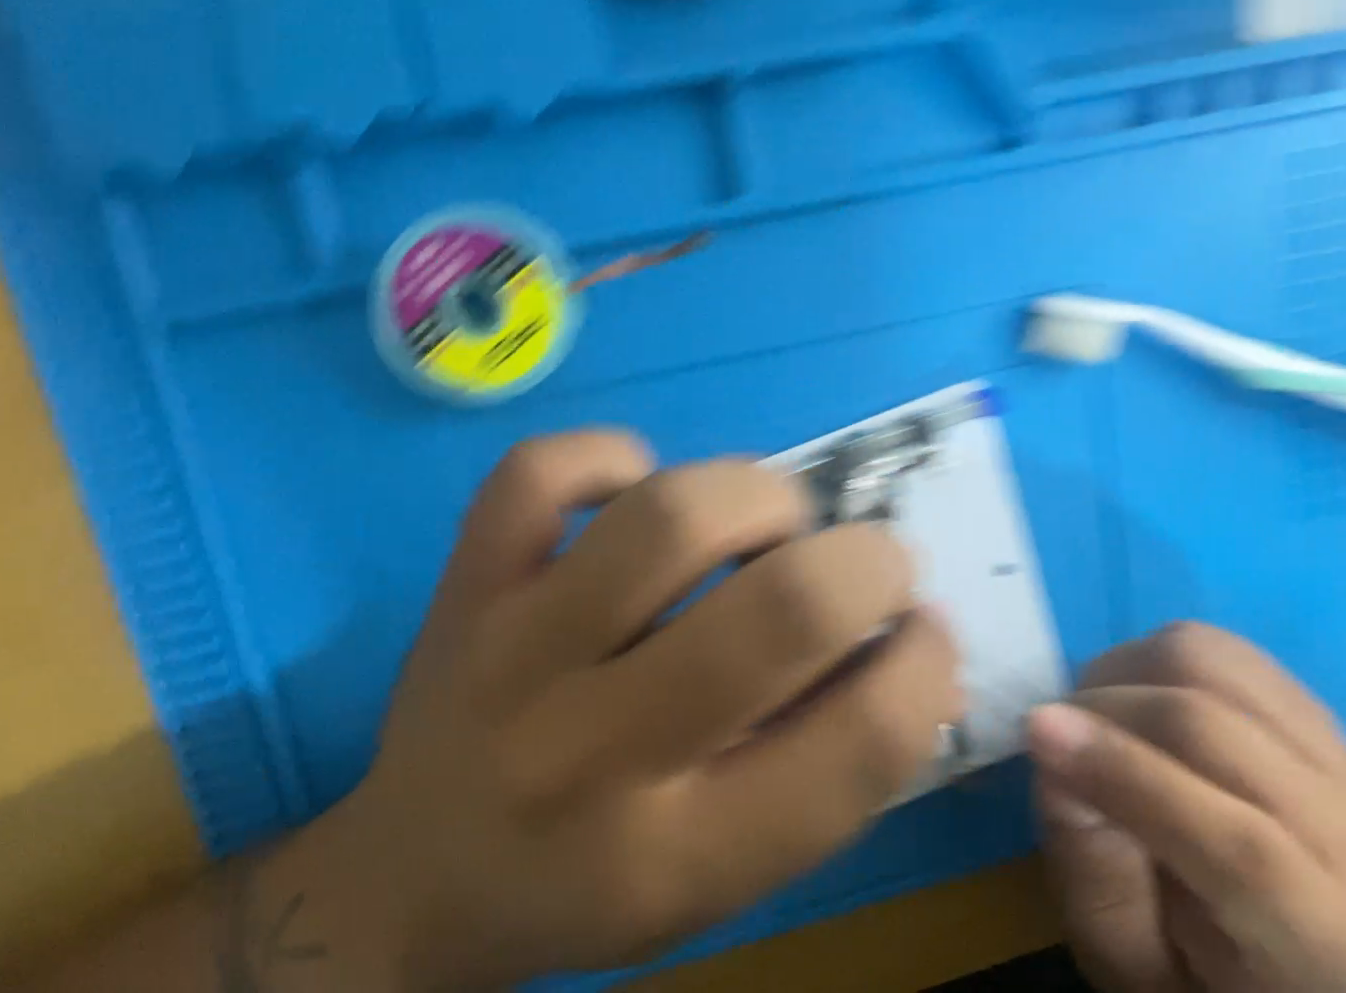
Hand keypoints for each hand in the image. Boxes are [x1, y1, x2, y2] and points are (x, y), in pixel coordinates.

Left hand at [323, 431, 961, 986]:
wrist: (417, 878)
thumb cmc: (591, 887)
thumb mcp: (723, 879)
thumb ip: (823, 771)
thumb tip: (907, 642)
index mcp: (683, 852)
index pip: (859, 743)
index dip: (928, 667)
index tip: (926, 632)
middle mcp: (598, 748)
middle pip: (780, 613)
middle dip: (868, 565)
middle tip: (875, 562)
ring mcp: (516, 652)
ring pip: (667, 519)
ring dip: (760, 497)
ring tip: (773, 520)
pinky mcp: (464, 588)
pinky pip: (537, 474)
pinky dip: (610, 456)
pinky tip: (639, 487)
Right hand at [1028, 624, 1345, 992]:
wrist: (1288, 955)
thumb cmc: (1192, 969)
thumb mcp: (1127, 960)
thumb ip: (1095, 877)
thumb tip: (1054, 761)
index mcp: (1313, 937)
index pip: (1234, 841)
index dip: (1126, 774)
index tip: (1036, 729)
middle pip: (1216, 728)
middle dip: (1108, 709)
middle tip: (1054, 730)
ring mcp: (1343, 768)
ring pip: (1218, 666)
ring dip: (1131, 672)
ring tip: (1098, 713)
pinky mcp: (1321, 721)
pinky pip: (1229, 651)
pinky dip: (1163, 660)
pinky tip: (1141, 698)